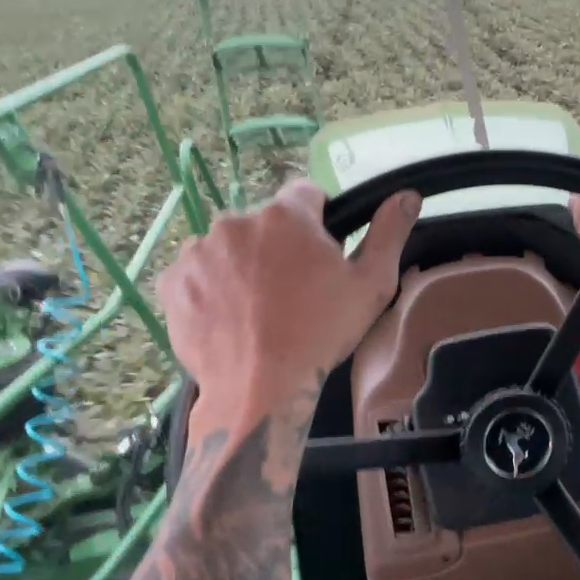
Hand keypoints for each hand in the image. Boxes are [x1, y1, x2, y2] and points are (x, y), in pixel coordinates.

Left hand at [157, 179, 421, 421]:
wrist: (260, 387)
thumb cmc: (323, 331)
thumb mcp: (372, 284)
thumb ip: (389, 232)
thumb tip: (407, 195)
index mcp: (287, 216)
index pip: (306, 193)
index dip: (321, 221)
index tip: (325, 255)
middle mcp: (236, 221)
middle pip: (266, 223)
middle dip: (281, 246)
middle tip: (297, 291)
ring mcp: (197, 251)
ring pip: (231, 247)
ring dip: (245, 265)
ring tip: (261, 309)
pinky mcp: (171, 282)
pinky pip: (198, 274)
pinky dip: (214, 289)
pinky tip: (233, 319)